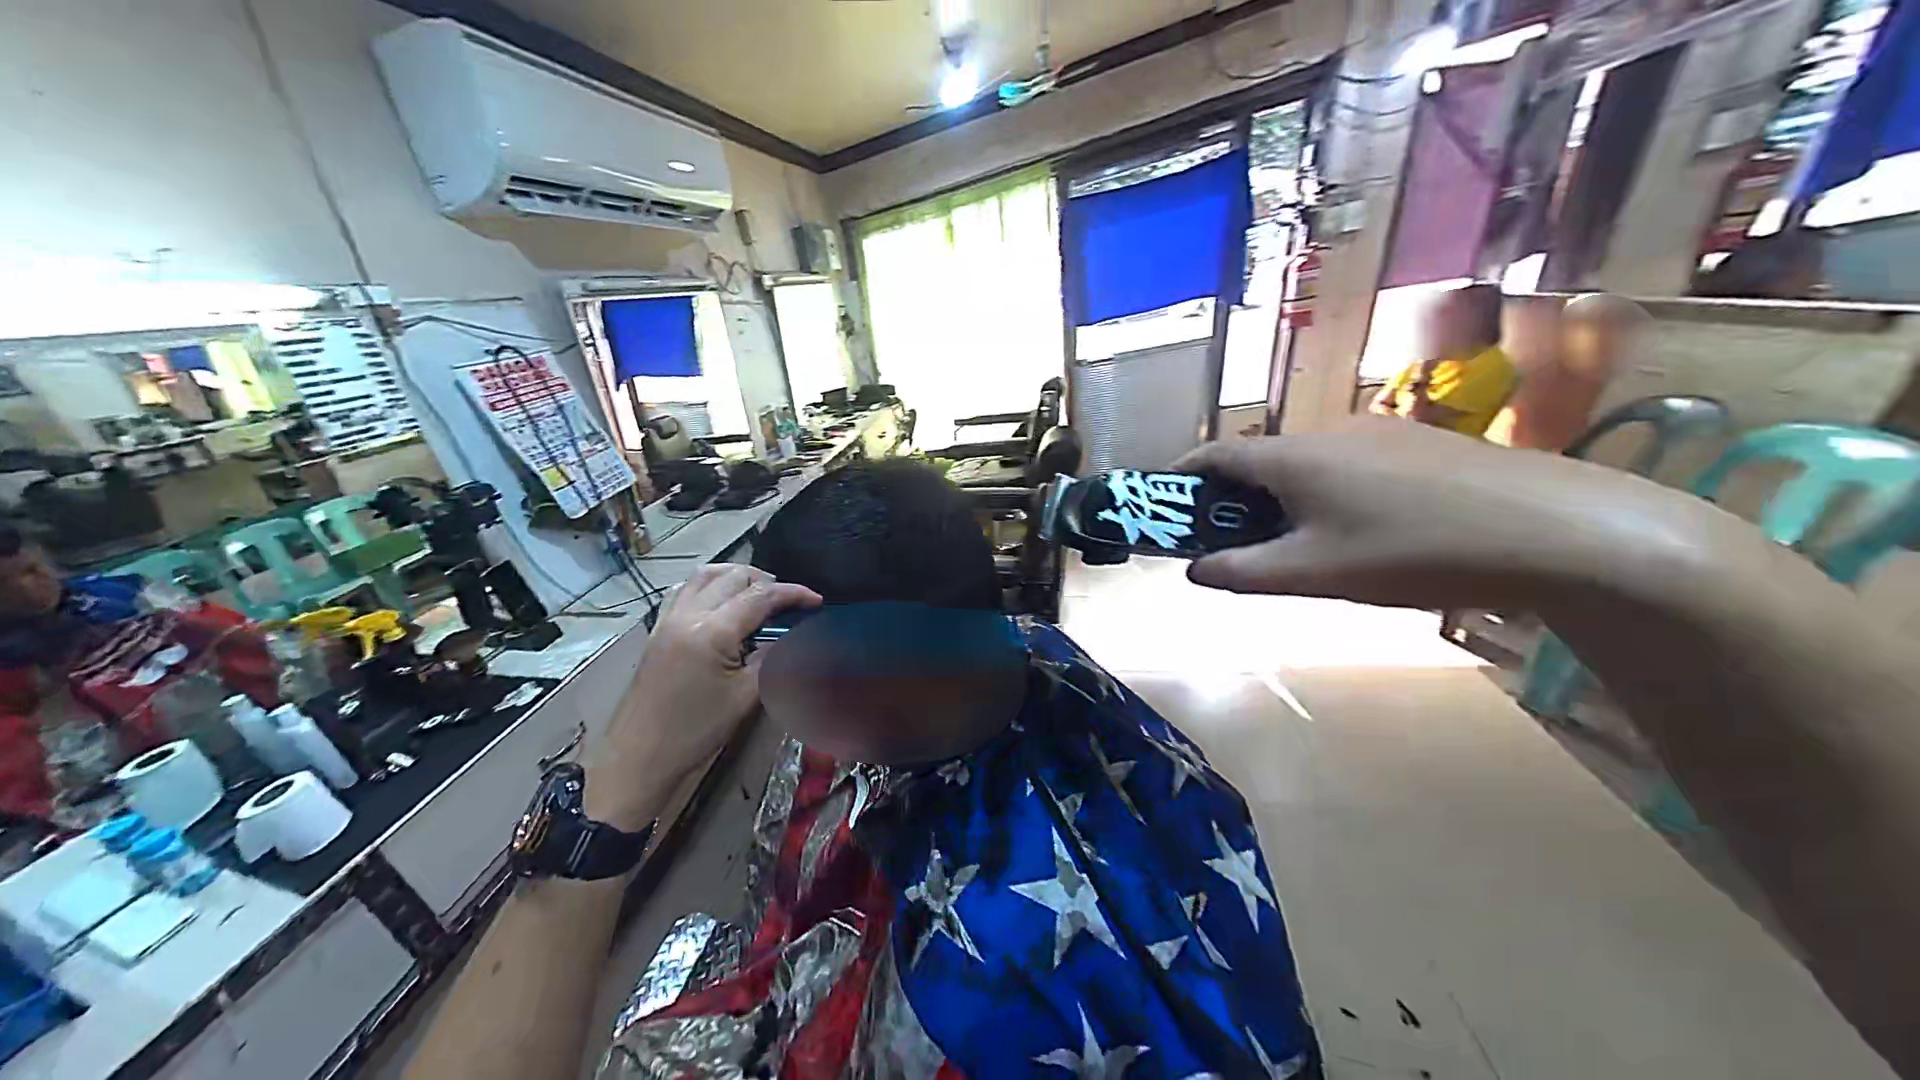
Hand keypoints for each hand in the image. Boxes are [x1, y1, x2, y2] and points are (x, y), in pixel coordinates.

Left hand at [587, 566, 819, 825]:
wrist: (640, 758)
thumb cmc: (696, 731)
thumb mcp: (747, 696)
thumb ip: (777, 658)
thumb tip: (801, 637)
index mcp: (712, 631)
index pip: (761, 596)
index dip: (794, 594)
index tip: (817, 602)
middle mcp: (688, 614)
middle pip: (734, 576)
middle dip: (768, 583)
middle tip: (790, 605)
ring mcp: (668, 619)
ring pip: (707, 575)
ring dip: (737, 578)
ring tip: (759, 597)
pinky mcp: (658, 630)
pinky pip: (685, 590)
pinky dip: (710, 586)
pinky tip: (722, 603)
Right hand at [1173, 417, 1710, 610]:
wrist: (1557, 530)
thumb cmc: (1410, 552)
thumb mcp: (1313, 574)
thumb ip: (1242, 573)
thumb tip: (1192, 571)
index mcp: (1292, 458)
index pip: (1216, 454)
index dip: (1182, 477)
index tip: (1166, 506)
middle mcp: (1330, 433)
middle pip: (1261, 460)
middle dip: (1233, 499)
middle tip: (1231, 544)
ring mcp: (1381, 434)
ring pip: (1308, 464)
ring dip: (1282, 499)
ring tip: (1297, 547)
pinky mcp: (1423, 446)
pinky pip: (1351, 467)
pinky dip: (1327, 494)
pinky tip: (1361, 534)